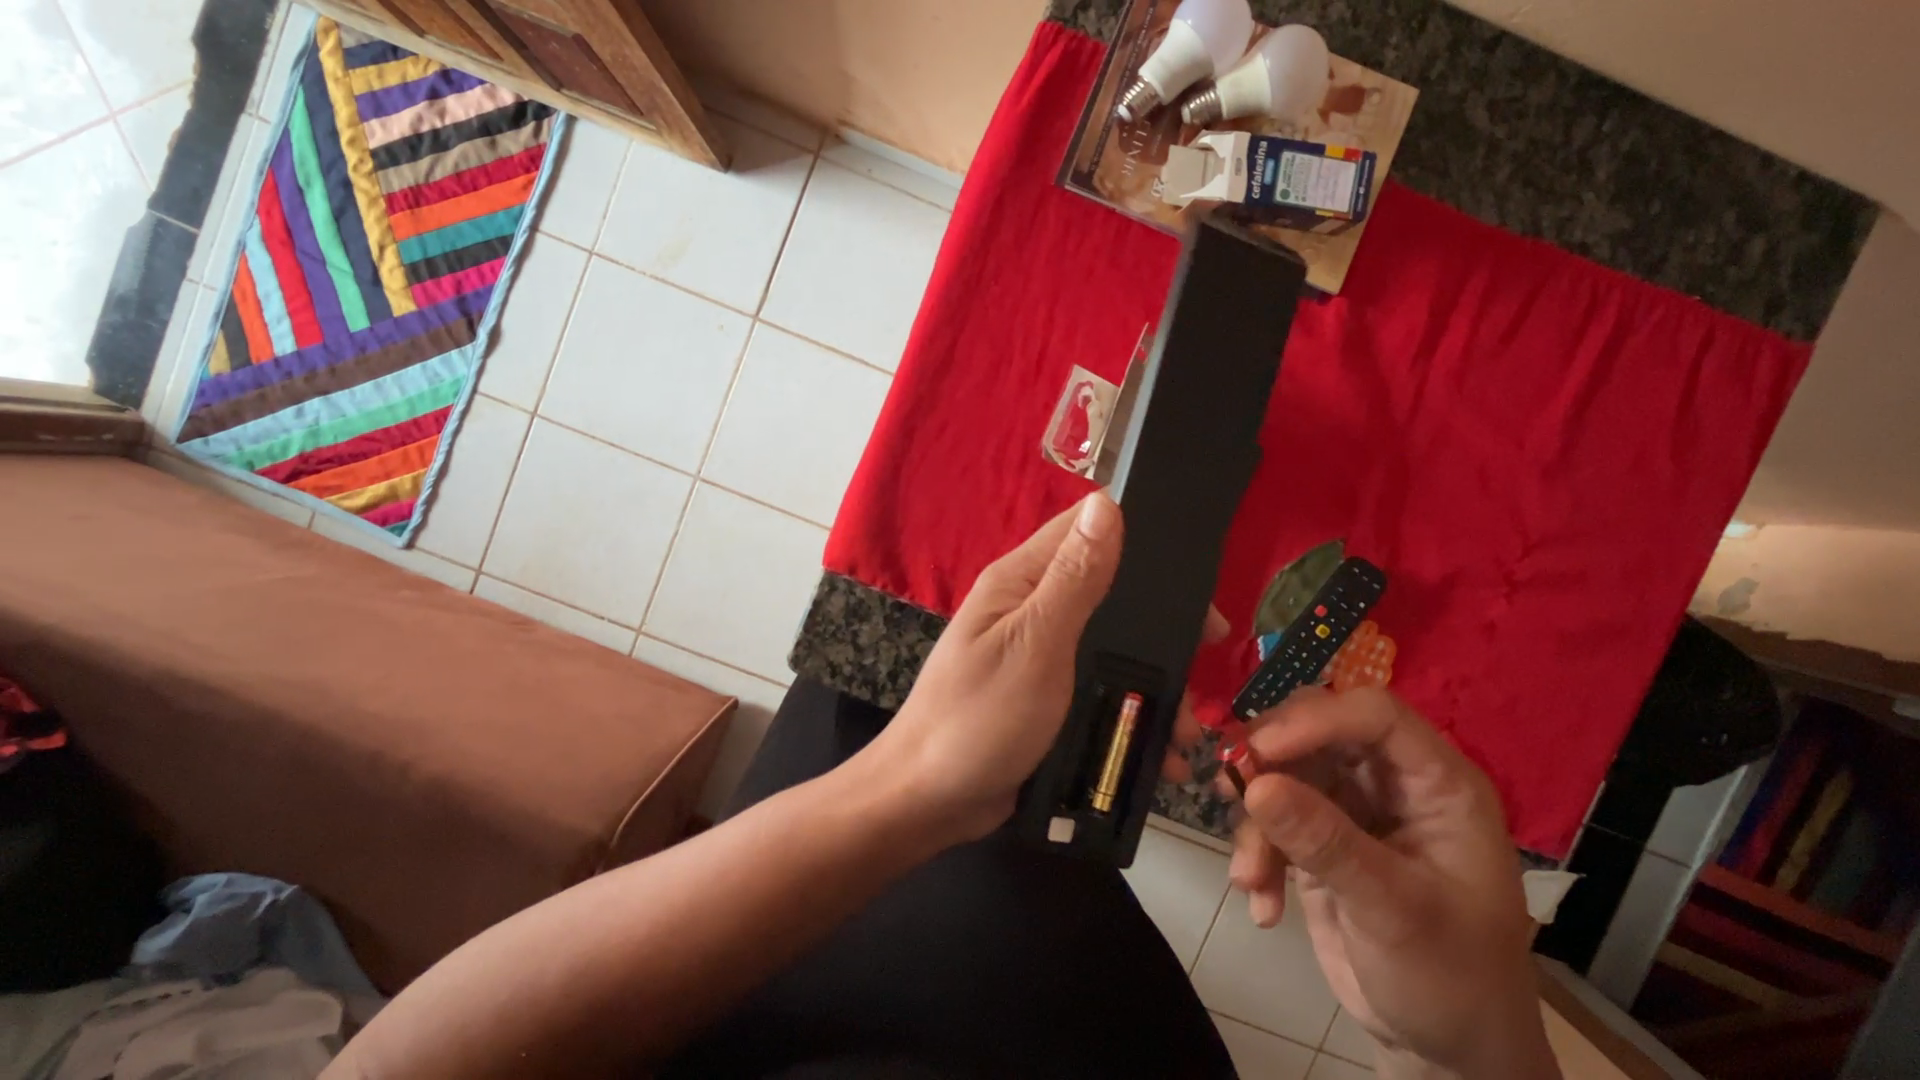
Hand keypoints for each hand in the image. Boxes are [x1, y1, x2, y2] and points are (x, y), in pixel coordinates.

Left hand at [866, 493, 1222, 844]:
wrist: (929, 803)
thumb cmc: (978, 719)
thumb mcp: (1034, 645)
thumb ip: (1073, 578)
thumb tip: (1105, 502)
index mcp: (1021, 581)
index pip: (1085, 529)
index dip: (1142, 538)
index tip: (1199, 573)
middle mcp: (1032, 610)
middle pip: (1113, 595)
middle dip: (1163, 625)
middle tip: (1208, 654)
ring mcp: (1042, 658)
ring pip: (1115, 652)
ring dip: (1157, 683)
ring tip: (1190, 728)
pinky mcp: (1050, 702)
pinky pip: (1104, 696)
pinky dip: (1136, 717)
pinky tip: (1165, 753)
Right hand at [1224, 688, 1557, 1079]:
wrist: (1443, 1049)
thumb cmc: (1449, 976)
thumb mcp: (1392, 909)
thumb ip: (1324, 842)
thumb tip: (1255, 783)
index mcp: (1436, 784)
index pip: (1373, 716)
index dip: (1314, 720)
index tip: (1258, 750)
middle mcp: (1392, 784)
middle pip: (1317, 734)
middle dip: (1269, 762)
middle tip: (1230, 789)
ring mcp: (1352, 812)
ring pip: (1284, 776)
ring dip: (1257, 823)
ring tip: (1250, 878)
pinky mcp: (1319, 843)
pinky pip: (1272, 821)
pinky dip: (1258, 856)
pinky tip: (1262, 904)